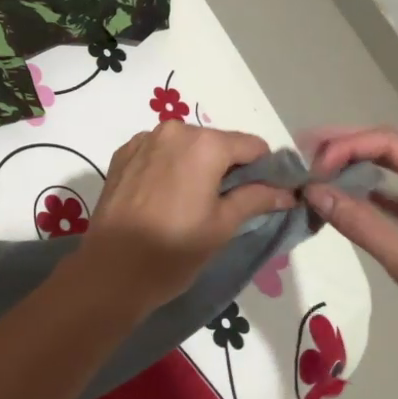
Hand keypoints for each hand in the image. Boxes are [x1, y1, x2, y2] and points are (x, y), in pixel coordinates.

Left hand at [77, 121, 292, 311]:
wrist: (112, 268)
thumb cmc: (174, 249)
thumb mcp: (223, 225)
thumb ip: (256, 199)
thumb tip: (286, 191)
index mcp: (204, 144)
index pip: (252, 146)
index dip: (266, 169)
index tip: (270, 194)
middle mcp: (173, 130)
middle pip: (217, 142)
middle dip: (230, 168)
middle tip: (232, 205)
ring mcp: (143, 139)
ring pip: (186, 146)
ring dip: (198, 166)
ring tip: (197, 203)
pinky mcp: (123, 154)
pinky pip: (159, 152)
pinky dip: (170, 167)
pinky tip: (167, 198)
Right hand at [302, 128, 397, 398]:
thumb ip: (365, 226)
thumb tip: (312, 189)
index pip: (394, 145)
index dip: (349, 145)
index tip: (313, 164)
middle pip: (392, 153)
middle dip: (347, 148)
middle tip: (304, 153)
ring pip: (392, 176)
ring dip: (354, 170)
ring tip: (316, 171)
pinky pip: (395, 205)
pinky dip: (365, 199)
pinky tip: (341, 201)